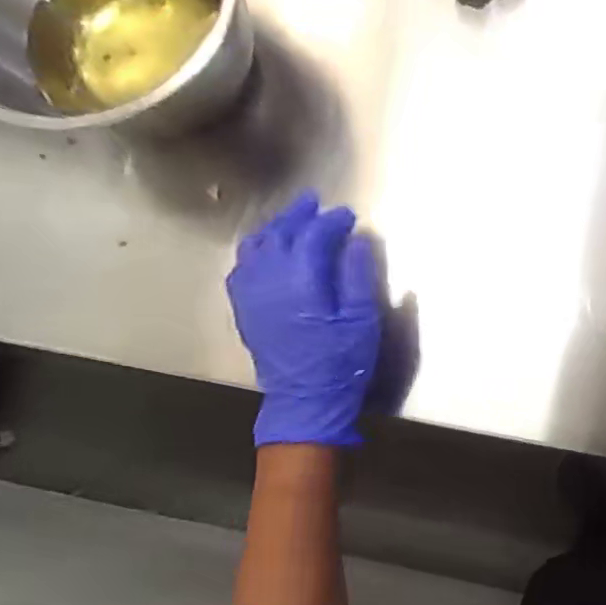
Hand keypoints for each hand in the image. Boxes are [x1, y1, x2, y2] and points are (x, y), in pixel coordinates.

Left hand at [228, 191, 381, 447]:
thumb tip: (357, 242)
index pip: (314, 235)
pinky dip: (256, 250)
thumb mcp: (362, 322)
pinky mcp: (245, 307)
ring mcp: (252, 292)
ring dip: (276, 228)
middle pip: (282, 233)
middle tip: (316, 204)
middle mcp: (270, 277)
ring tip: (291, 221)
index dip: (332, 222)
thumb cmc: (340, 363)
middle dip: (300, 215)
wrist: (306, 400)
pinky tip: (266, 251)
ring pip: (258, 245)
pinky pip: (243, 266)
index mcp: (302, 278)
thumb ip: (358, 277)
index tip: (348, 216)